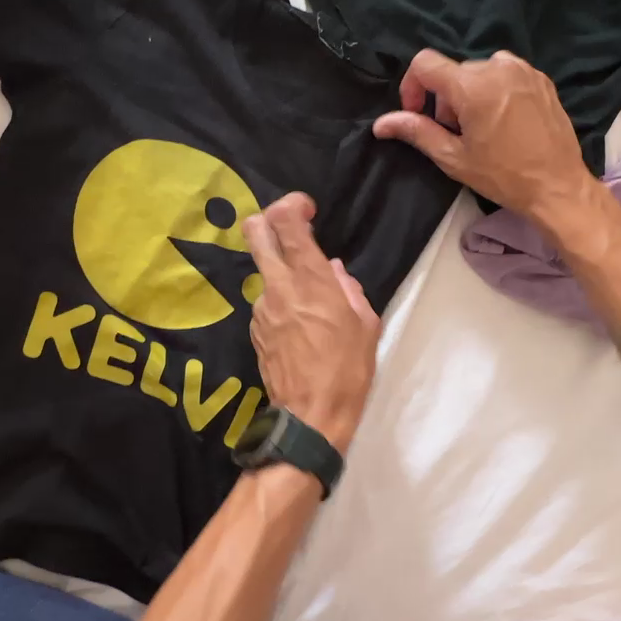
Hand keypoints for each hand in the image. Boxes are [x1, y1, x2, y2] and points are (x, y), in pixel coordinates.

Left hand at [242, 192, 380, 450]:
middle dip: (268, 219)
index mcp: (311, 279)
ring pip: (264, 272)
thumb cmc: (348, 370)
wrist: (311, 416)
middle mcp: (279, 287)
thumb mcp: (365, 325)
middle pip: (256, 231)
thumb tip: (336, 272)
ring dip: (282, 274)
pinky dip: (281, 303)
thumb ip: (349, 290)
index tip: (306, 210)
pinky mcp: (254, 331)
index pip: (286, 220)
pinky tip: (300, 328)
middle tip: (290, 230)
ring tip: (309, 302)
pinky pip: (267, 303)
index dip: (292, 204)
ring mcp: (261, 309)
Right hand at [372, 49, 607, 241]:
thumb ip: (417, 132)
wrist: (557, 186)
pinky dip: (493, 93)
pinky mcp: (540, 78)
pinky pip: (504, 75)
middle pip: (453, 72)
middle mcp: (498, 66)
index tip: (416, 114)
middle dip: (444, 100)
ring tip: (480, 131)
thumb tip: (381, 123)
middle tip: (455, 135)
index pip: (425, 64)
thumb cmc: (503, 177)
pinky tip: (503, 124)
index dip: (412, 87)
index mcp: (473, 86)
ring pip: (478, 73)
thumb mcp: (454, 158)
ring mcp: (522, 69)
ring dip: (469, 96)